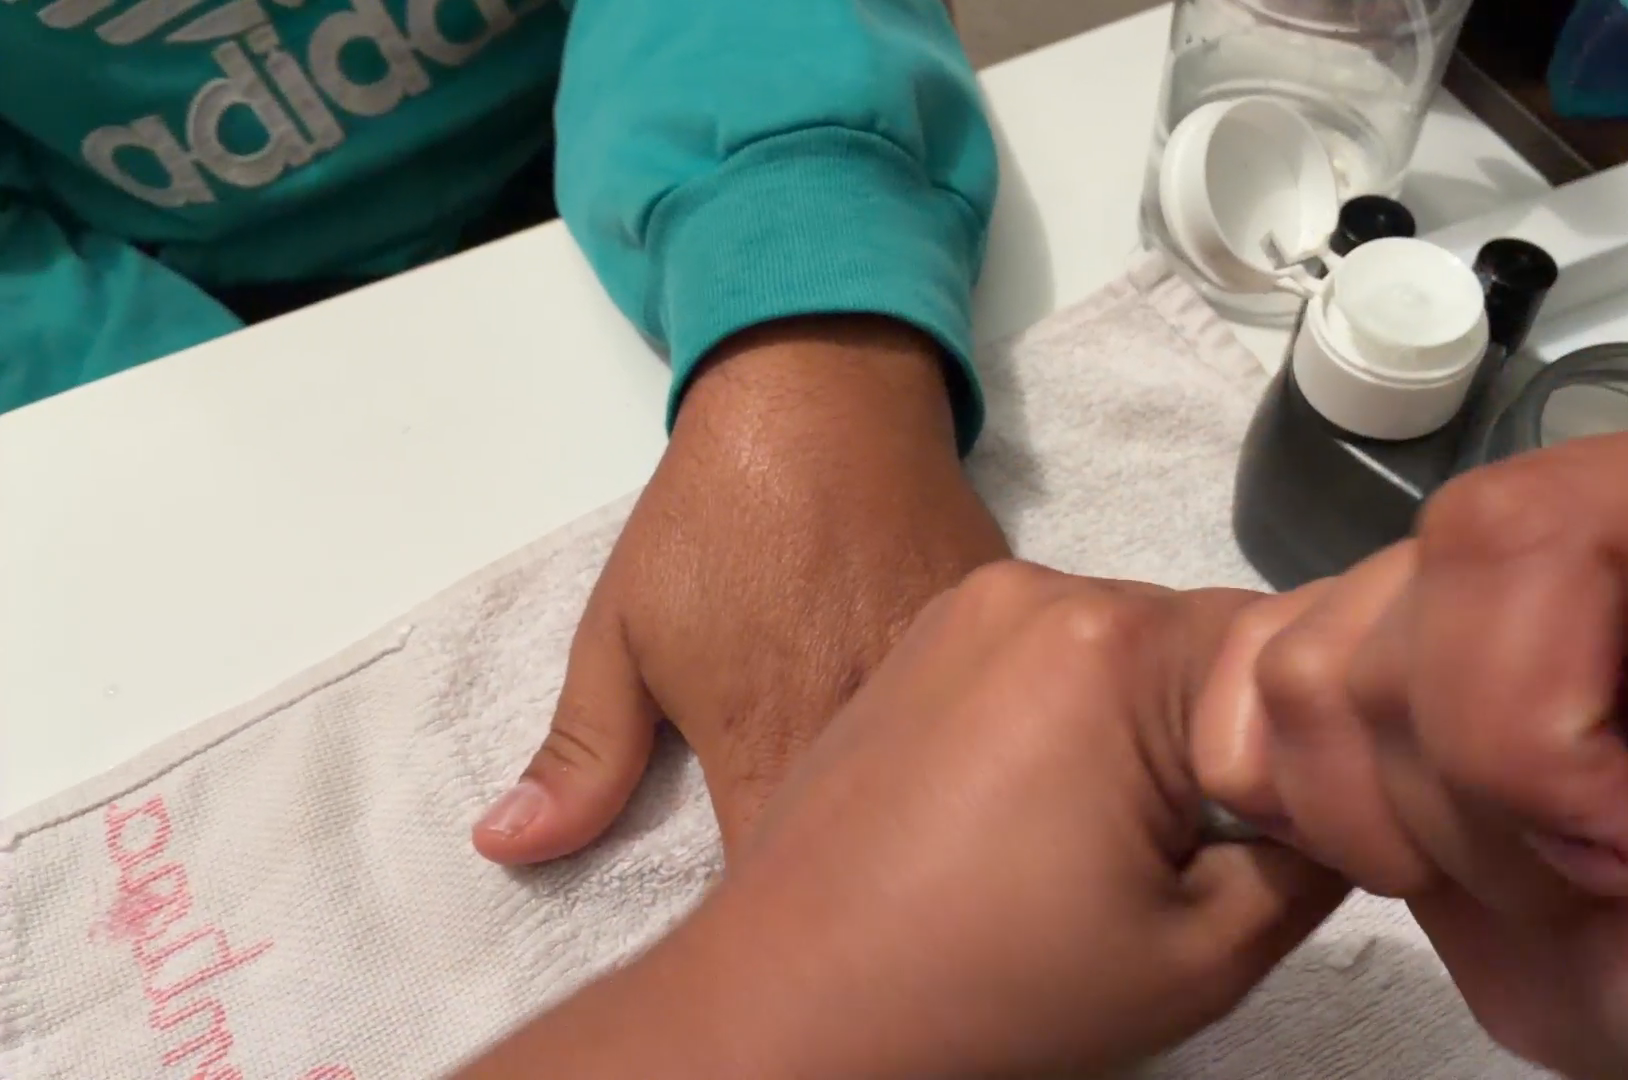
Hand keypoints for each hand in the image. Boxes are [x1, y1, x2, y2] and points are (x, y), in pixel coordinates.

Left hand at [458, 564, 1348, 1079]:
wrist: (796, 989)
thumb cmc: (994, 984)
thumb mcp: (1198, 950)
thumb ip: (1307, 856)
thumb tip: (1339, 797)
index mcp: (1115, 646)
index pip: (1279, 647)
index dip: (1300, 735)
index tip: (1277, 815)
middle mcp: (1041, 587)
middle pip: (1194, 635)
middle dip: (1218, 720)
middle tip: (1186, 825)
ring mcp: (974, 597)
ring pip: (1122, 635)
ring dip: (1143, 706)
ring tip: (1096, 810)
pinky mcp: (930, 626)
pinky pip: (1048, 640)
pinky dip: (1072, 693)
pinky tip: (1030, 778)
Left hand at [473, 317, 1009, 860]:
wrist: (822, 400)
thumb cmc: (715, 512)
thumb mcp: (620, 626)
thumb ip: (583, 752)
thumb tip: (506, 851)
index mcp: (767, 744)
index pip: (770, 883)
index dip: (771, 908)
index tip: (767, 896)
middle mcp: (863, 728)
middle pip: (867, 844)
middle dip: (848, 860)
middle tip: (833, 843)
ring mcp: (939, 676)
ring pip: (936, 779)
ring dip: (913, 795)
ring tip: (900, 792)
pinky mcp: (986, 629)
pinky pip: (981, 704)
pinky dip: (960, 723)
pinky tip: (952, 709)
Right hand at [1202, 299, 1627, 1078]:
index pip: (1497, 545)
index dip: (1515, 725)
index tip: (1615, 847)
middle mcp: (1505, 540)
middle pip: (1367, 641)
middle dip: (1453, 805)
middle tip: (1576, 876)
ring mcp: (1392, 600)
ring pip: (1287, 681)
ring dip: (1382, 823)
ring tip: (1496, 864)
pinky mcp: (1318, 656)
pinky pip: (1232, 713)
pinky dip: (1303, 805)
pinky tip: (1396, 826)